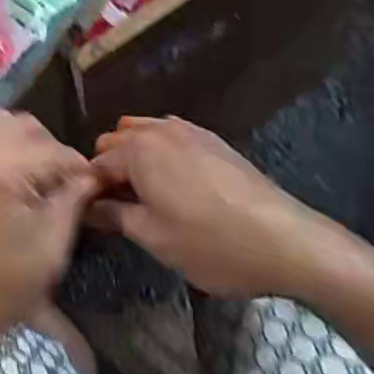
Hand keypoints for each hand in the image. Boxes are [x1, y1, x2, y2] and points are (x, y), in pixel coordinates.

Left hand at [0, 113, 95, 348]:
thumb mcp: (49, 248)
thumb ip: (73, 202)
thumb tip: (91, 177)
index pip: (55, 149)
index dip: (80, 168)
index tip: (95, 187)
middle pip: (28, 126)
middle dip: (52, 150)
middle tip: (66, 185)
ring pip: (3, 123)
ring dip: (27, 144)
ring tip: (39, 182)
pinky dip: (2, 145)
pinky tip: (12, 180)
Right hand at [90, 116, 340, 298]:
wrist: (286, 240)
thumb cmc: (212, 243)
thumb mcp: (153, 238)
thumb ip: (113, 215)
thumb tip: (87, 207)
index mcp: (137, 150)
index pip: (95, 165)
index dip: (90, 192)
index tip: (94, 218)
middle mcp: (158, 130)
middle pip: (115, 142)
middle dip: (110, 170)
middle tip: (119, 209)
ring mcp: (188, 130)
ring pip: (142, 133)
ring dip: (134, 157)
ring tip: (145, 194)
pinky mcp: (213, 140)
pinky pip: (169, 135)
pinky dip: (160, 152)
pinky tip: (175, 184)